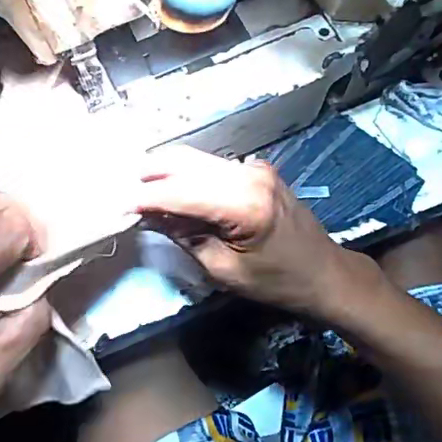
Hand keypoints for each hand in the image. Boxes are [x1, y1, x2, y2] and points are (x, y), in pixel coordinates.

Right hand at [135, 146, 387, 321]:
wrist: (325, 273)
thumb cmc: (277, 281)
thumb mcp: (224, 270)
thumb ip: (184, 236)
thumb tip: (148, 214)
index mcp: (245, 202)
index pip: (181, 191)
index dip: (145, 197)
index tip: (116, 204)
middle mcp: (249, 174)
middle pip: (185, 162)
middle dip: (149, 174)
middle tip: (120, 192)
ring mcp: (254, 167)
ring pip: (195, 159)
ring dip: (165, 172)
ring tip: (139, 192)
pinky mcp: (255, 169)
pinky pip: (211, 166)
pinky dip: (186, 176)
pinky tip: (171, 192)